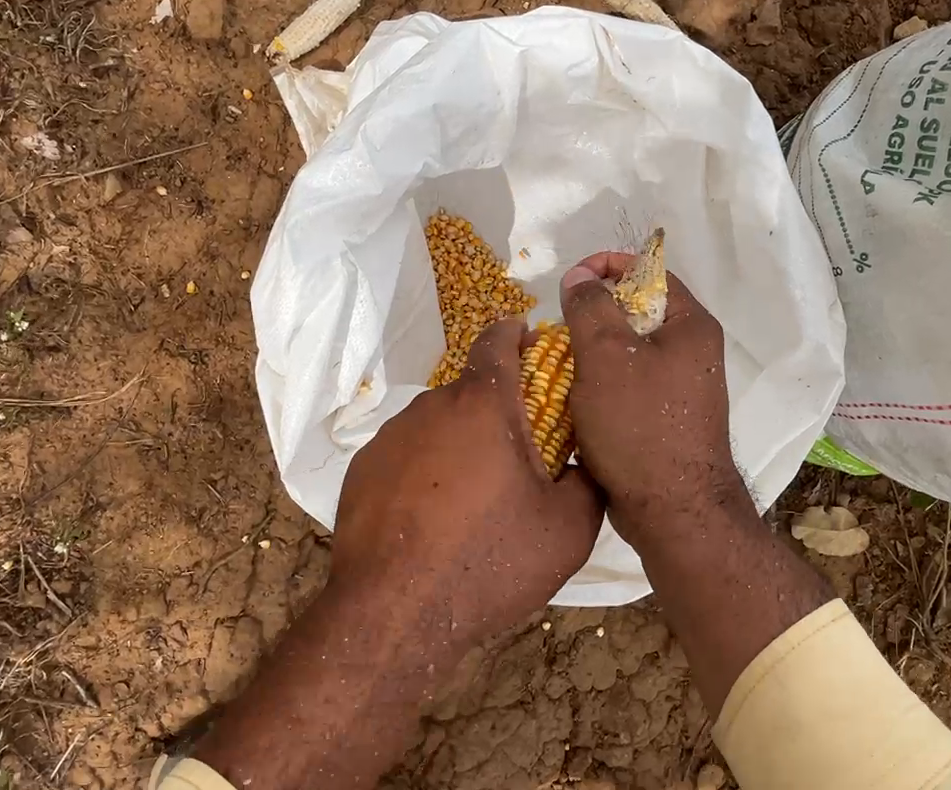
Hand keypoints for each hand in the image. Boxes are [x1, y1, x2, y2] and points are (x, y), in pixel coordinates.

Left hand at [328, 317, 605, 647]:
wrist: (393, 615)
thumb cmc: (490, 562)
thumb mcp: (567, 529)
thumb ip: (588, 480)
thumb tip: (584, 459)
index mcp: (484, 405)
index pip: (498, 339)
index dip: (517, 334)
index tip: (530, 342)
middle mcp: (432, 406)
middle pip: (470, 391)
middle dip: (495, 410)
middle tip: (516, 456)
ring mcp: (390, 436)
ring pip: (436, 424)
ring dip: (458, 443)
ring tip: (471, 498)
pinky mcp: (362, 469)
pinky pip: (405, 455)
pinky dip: (423, 471)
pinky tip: (430, 518)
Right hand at [559, 253, 749, 543]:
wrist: (673, 512)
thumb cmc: (640, 425)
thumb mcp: (606, 356)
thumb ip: (590, 307)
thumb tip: (580, 276)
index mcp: (690, 326)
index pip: (650, 271)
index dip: (608, 266)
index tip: (571, 280)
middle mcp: (692, 351)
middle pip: (635, 311)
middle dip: (593, 314)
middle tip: (561, 327)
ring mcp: (679, 387)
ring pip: (626, 351)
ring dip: (592, 352)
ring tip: (560, 364)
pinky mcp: (663, 417)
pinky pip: (626, 384)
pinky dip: (599, 383)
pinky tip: (573, 398)